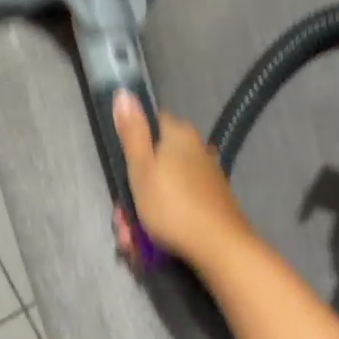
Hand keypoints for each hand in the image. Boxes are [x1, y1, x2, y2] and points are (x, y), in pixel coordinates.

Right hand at [111, 91, 249, 263]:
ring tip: (133, 241)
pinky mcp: (210, 202)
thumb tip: (123, 92)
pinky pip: (177, 206)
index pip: (149, 125)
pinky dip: (161, 222)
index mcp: (179, 135)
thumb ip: (132, 132)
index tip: (121, 175)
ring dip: (141, 215)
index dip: (130, 148)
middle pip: (153, 164)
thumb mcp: (141, 168)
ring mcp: (205, 177)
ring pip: (162, 190)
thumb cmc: (173, 205)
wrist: (218, 246)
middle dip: (132, 195)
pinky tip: (150, 245)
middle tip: (123, 221)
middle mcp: (196, 150)